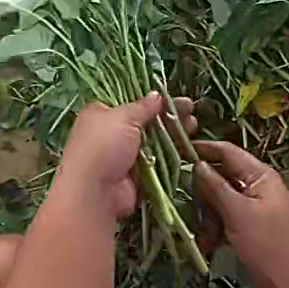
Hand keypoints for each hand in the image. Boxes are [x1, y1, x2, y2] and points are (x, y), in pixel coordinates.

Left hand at [53, 93, 194, 224]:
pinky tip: (188, 144)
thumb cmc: (104, 145)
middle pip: (144, 121)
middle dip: (167, 115)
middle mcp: (111, 133)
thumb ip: (143, 106)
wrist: (95, 192)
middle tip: (190, 109)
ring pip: (153, 141)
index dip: (150, 98)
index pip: (128, 101)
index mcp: (101, 114)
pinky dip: (171, 154)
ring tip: (193, 124)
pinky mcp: (137, 176)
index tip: (172, 96)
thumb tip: (156, 95)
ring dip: (173, 133)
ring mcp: (124, 156)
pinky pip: (157, 161)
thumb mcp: (123, 117)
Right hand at [192, 141, 288, 287]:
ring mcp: (252, 208)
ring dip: (207, 216)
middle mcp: (255, 186)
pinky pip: (224, 219)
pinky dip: (215, 229)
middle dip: (203, 193)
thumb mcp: (239, 213)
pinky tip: (209, 244)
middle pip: (219, 177)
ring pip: (219, 200)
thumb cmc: (271, 246)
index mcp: (259, 175)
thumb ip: (215, 186)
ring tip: (205, 235)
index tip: (175, 149)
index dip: (202, 149)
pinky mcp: (248, 227)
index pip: (226, 152)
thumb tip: (196, 164)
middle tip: (190, 208)